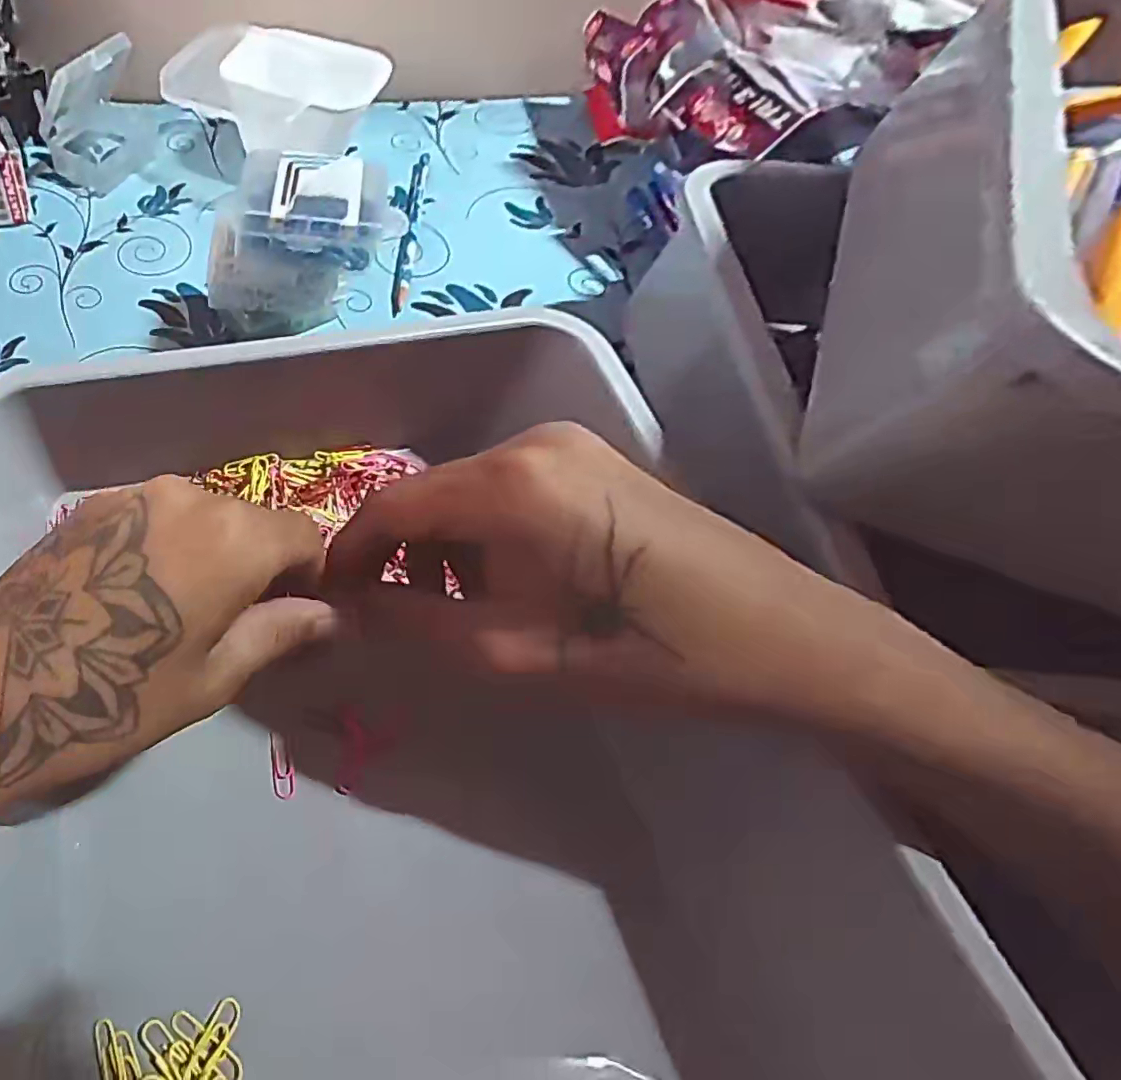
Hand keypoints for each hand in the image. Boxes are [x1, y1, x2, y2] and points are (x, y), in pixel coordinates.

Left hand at [0, 476, 331, 793]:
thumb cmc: (117, 696)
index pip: (302, 534)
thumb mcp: (213, 676)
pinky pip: (154, 516)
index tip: (291, 614)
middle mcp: (187, 495)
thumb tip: (327, 614)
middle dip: (258, 564)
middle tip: (233, 621)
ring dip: (211, 552)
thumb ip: (278, 631)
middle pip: (250, 521)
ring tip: (176, 610)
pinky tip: (133, 594)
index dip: (308, 575)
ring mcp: (132, 494)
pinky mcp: (91, 506)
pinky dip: (167, 545)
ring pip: (202, 516)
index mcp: (232, 535)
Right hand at [323, 422, 907, 722]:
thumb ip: (409, 621)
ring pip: (458, 492)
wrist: (789, 642)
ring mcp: (563, 443)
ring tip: (449, 605)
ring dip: (435, 547)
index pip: (388, 505)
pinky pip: (499, 489)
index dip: (349, 553)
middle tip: (385, 611)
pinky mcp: (587, 457)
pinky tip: (499, 578)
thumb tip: (345, 607)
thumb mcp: (507, 650)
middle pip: (422, 495)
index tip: (331, 597)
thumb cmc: (642, 653)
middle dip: (392, 554)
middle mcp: (528, 442)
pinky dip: (476, 533)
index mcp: (507, 482)